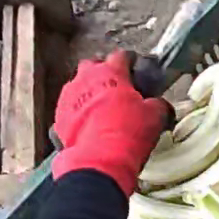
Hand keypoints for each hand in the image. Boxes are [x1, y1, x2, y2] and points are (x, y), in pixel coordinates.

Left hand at [52, 51, 171, 197]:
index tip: (135, 68)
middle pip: (93, 65)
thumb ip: (158, 105)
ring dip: (89, 93)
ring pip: (78, 86)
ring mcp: (68, 97)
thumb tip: (160, 106)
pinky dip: (78, 114)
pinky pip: (69, 109)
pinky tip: (89, 126)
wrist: (98, 161)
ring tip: (101, 109)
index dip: (130, 62)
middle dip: (103, 73)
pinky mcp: (58, 117)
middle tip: (115, 88)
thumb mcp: (154, 117)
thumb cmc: (127, 133)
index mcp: (111, 72)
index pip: (121, 56)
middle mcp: (86, 78)